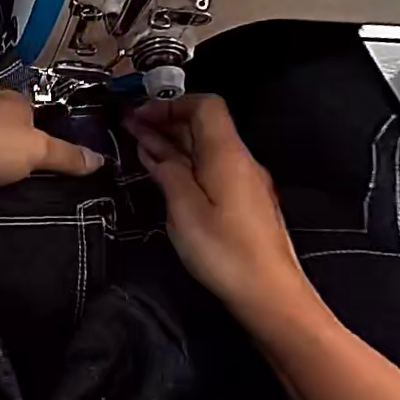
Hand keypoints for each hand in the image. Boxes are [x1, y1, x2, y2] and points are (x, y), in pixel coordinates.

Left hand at [0, 90, 102, 206]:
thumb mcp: (40, 150)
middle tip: (54, 174)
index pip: (41, 110)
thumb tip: (101, 160)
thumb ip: (70, 156)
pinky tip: (1, 189)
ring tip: (30, 186)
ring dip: (10, 165)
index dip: (54, 129)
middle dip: (32, 150)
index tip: (68, 154)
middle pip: (21, 131)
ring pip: (0, 149)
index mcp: (12, 98)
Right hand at [125, 96, 318, 322]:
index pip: (204, 105)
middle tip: (129, 126)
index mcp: (226, 154)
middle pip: (203, 124)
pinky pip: (209, 166)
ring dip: (172, 142)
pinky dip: (184, 162)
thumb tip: (153, 149)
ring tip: (138, 143)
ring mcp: (243, 180)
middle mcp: (239, 160)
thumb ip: (168, 172)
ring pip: (204, 147)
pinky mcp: (243, 200)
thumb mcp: (185, 210)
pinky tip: (163, 170)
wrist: (271, 295)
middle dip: (165, 121)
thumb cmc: (225, 252)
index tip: (139, 116)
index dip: (170, 104)